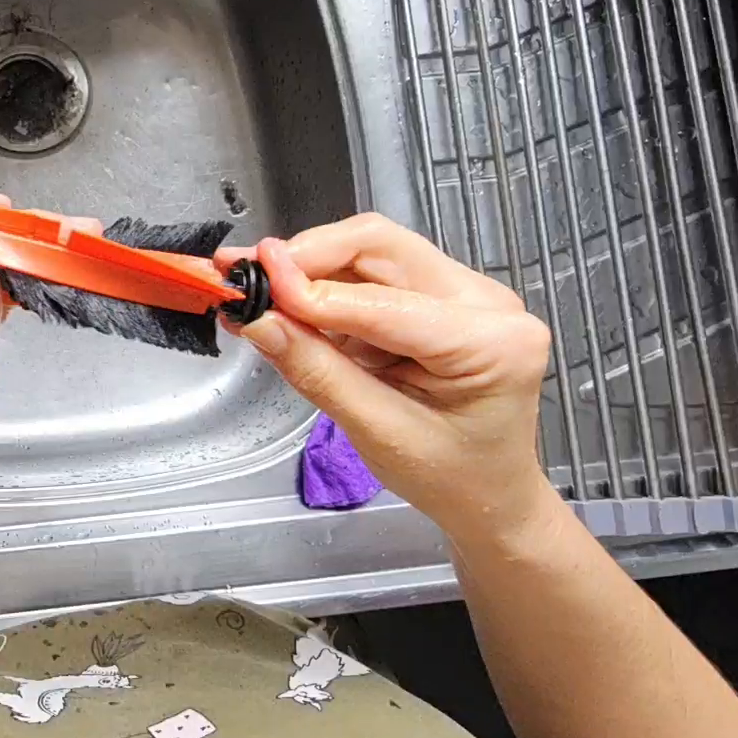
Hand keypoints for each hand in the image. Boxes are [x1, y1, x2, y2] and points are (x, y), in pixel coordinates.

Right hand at [218, 213, 554, 544]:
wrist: (487, 492)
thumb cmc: (448, 476)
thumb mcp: (378, 432)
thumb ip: (317, 371)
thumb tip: (258, 322)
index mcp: (490, 342)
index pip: (383, 301)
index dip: (309, 290)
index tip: (249, 286)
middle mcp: (481, 300)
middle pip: (377, 245)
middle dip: (306, 256)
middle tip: (246, 271)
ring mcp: (456, 291)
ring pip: (365, 249)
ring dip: (305, 266)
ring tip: (254, 285)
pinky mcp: (428, 293)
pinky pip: (363, 271)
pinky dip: (315, 284)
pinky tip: (281, 301)